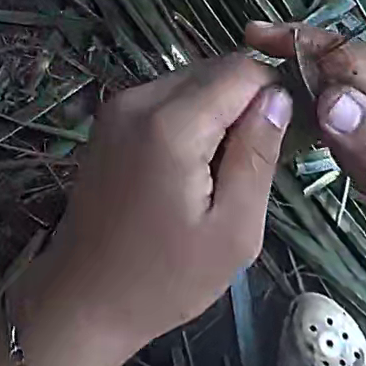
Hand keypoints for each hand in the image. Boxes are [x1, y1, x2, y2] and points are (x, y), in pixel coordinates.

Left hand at [18, 55, 290, 365]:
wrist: (83, 296)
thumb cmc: (164, 278)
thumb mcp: (233, 230)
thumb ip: (257, 155)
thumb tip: (279, 97)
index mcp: (171, 124)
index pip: (241, 70)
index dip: (272, 93)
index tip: (283, 135)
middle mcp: (139, 99)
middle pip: (215, 70)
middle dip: (245, 101)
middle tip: (253, 159)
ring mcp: (119, 104)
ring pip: (192, 79)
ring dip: (218, 109)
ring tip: (221, 167)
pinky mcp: (110, 116)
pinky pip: (167, 95)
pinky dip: (191, 115)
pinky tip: (191, 163)